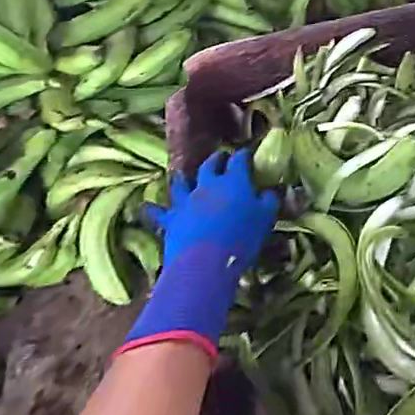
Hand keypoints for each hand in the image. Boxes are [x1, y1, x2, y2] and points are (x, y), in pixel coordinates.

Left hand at [117, 149, 279, 359]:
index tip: (247, 153)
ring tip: (180, 174)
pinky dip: (152, 209)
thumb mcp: (266, 217)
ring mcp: (186, 201)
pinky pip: (157, 213)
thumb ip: (269, 200)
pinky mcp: (170, 220)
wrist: (207, 261)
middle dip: (216, 160)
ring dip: (182, 178)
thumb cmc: (243, 236)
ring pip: (181, 184)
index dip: (243, 155)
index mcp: (233, 181)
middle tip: (219, 157)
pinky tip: (145, 206)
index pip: (239, 160)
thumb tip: (269, 191)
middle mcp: (208, 185)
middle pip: (210, 166)